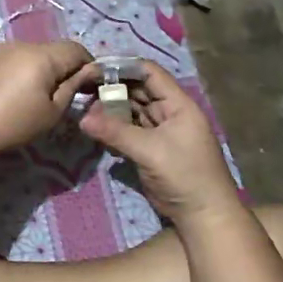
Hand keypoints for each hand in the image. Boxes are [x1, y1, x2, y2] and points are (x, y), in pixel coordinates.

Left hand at [0, 40, 93, 161]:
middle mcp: (18, 44)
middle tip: (56, 97)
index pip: (76, 49)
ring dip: (34, 69)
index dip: (87, 66)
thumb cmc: (11, 124)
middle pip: (50, 50)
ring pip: (26, 54)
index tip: (86, 88)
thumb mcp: (51, 112)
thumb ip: (73, 87)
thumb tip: (89, 71)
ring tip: (25, 97)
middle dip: (60, 68)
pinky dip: (12, 70)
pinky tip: (3, 93)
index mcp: (41, 55)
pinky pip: (5, 59)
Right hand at [75, 59, 241, 222]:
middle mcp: (168, 112)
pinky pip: (126, 128)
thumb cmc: (185, 176)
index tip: (93, 69)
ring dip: (108, 108)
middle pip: (136, 90)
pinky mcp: (148, 146)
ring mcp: (158, 130)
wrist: (202, 214)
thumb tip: (81, 118)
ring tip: (83, 108)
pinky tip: (93, 126)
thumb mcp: (150, 151)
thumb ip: (115, 132)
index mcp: (178, 105)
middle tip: (80, 88)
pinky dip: (110, 125)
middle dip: (110, 87)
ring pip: (129, 109)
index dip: (122, 67)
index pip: (149, 74)